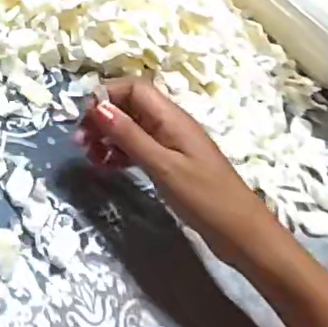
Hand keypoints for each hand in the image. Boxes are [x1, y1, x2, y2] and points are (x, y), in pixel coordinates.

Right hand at [74, 77, 293, 272]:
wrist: (247, 238)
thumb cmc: (207, 199)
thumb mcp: (163, 166)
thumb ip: (129, 135)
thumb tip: (96, 106)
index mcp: (171, 117)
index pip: (132, 88)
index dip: (106, 95)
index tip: (84, 117)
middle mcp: (169, 124)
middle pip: (128, 106)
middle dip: (101, 118)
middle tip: (80, 141)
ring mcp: (170, 144)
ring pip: (130, 127)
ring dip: (107, 136)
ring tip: (90, 156)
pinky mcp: (170, 163)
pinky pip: (137, 146)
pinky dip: (119, 152)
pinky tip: (107, 166)